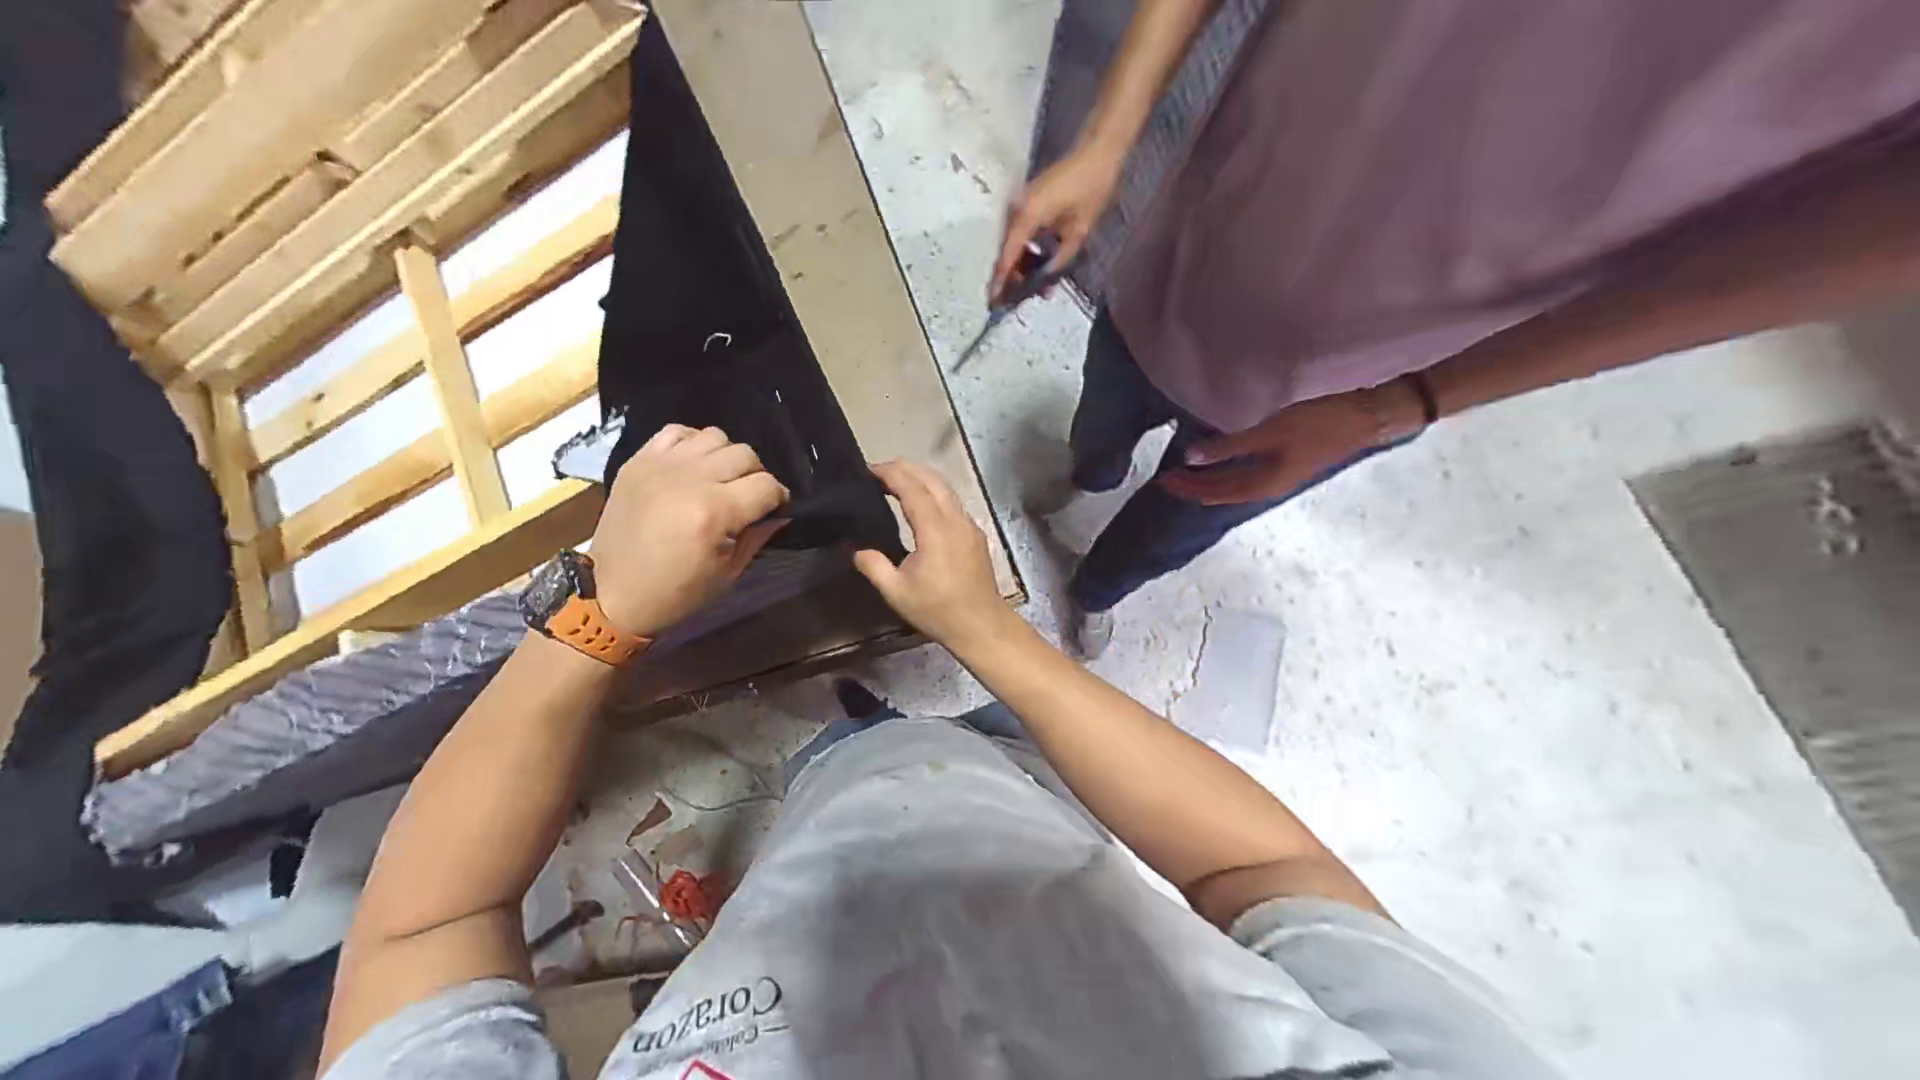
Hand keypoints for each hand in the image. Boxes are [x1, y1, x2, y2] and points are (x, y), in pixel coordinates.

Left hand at [590, 425, 788, 636]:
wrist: (612, 593)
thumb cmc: (676, 592)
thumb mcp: (728, 573)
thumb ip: (758, 536)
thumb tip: (780, 514)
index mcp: (713, 512)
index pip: (767, 485)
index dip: (779, 498)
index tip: (774, 510)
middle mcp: (689, 480)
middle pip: (745, 455)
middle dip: (757, 476)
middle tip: (748, 498)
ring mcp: (660, 466)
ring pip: (716, 437)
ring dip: (727, 457)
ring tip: (720, 479)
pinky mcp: (638, 461)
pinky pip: (677, 431)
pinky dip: (693, 443)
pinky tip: (694, 465)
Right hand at [852, 460, 1015, 651]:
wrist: (981, 625)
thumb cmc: (938, 610)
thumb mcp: (897, 592)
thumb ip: (873, 566)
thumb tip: (856, 550)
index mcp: (935, 530)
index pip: (913, 488)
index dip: (891, 474)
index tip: (870, 470)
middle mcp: (956, 520)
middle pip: (933, 479)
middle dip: (906, 468)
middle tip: (880, 470)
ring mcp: (969, 525)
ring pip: (946, 488)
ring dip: (922, 478)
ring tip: (897, 481)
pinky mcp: (975, 534)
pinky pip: (953, 502)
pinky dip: (934, 492)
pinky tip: (921, 503)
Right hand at [990, 143, 1125, 302]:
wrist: (1096, 152)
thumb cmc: (1091, 189)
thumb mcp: (1078, 232)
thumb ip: (1059, 260)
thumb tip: (1044, 284)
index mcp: (1027, 216)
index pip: (1008, 257)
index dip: (1001, 281)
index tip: (995, 301)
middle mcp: (1017, 210)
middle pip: (1006, 252)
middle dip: (1011, 277)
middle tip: (1017, 299)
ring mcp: (1020, 205)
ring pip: (1012, 244)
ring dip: (1020, 264)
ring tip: (1030, 286)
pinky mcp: (1026, 202)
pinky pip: (1019, 233)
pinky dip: (1025, 250)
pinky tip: (1035, 265)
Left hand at [1158, 382, 1426, 505]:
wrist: (1368, 417)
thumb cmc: (1318, 422)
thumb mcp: (1269, 432)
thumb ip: (1229, 447)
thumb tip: (1190, 458)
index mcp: (1262, 485)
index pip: (1214, 493)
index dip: (1188, 487)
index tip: (1163, 480)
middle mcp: (1268, 488)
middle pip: (1222, 494)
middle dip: (1194, 488)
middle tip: (1167, 479)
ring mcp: (1278, 478)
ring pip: (1233, 487)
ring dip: (1208, 482)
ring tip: (1187, 475)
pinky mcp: (1286, 466)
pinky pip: (1245, 478)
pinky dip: (1226, 474)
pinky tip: (1221, 465)